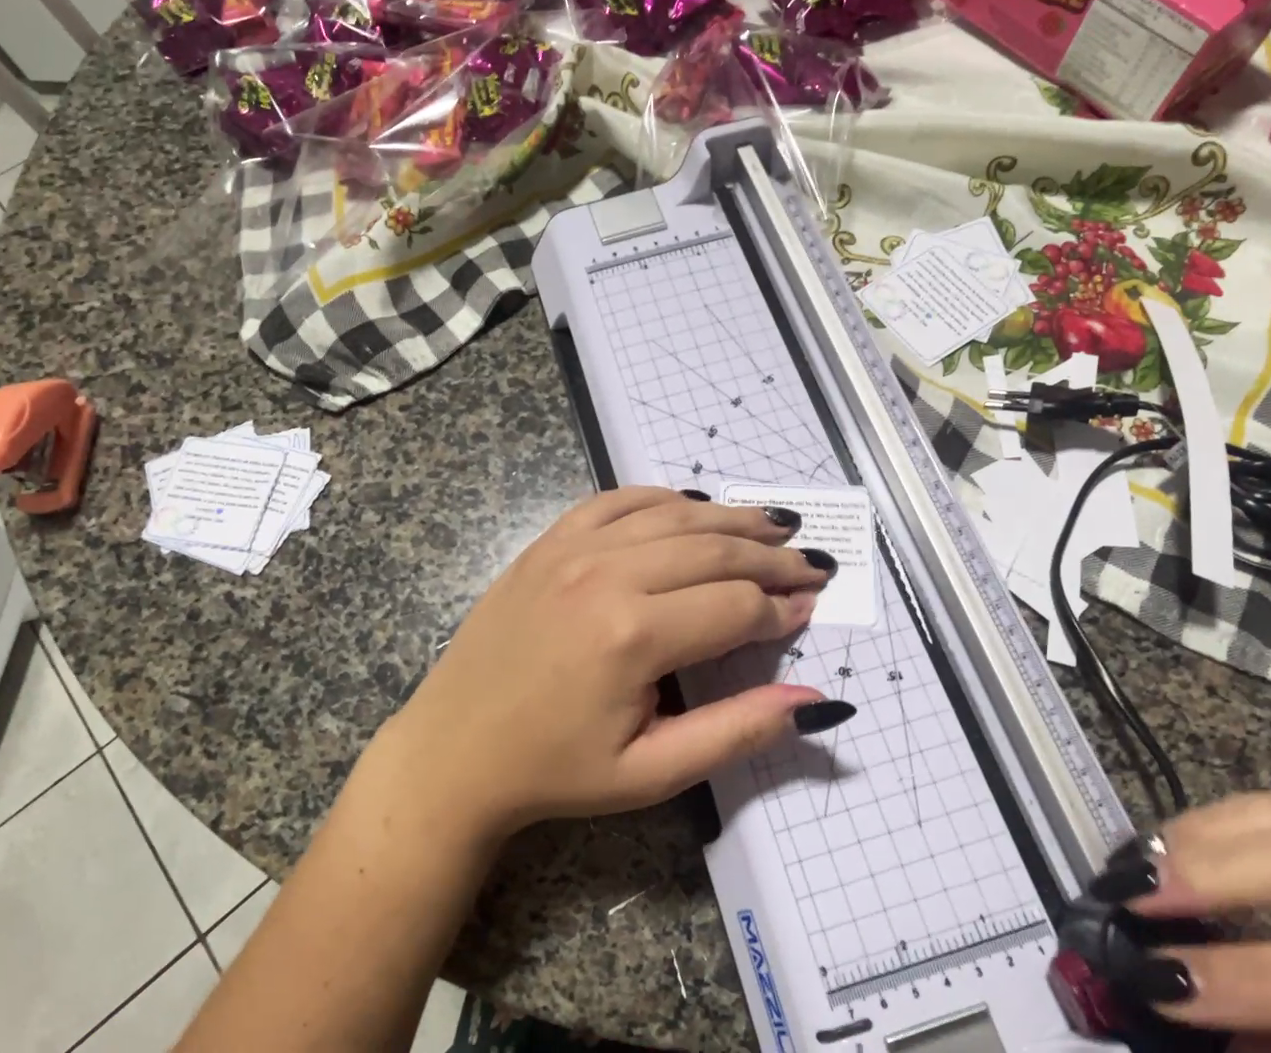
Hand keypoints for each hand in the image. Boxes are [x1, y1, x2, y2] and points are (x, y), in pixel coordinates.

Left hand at [365, 487, 844, 842]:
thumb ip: (737, 732)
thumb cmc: (555, 772)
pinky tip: (692, 506)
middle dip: (771, 559)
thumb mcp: (651, 771)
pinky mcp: (546, 544)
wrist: (454, 753)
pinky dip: (662, 499)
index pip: (735, 607)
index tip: (811, 610)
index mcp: (632, 636)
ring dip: (729, 519)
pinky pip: (616, 501)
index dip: (781, 609)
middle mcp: (605, 575)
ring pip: (672, 516)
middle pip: (712, 551)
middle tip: (812, 564)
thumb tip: (816, 701)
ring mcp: (569, 550)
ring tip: (773, 526)